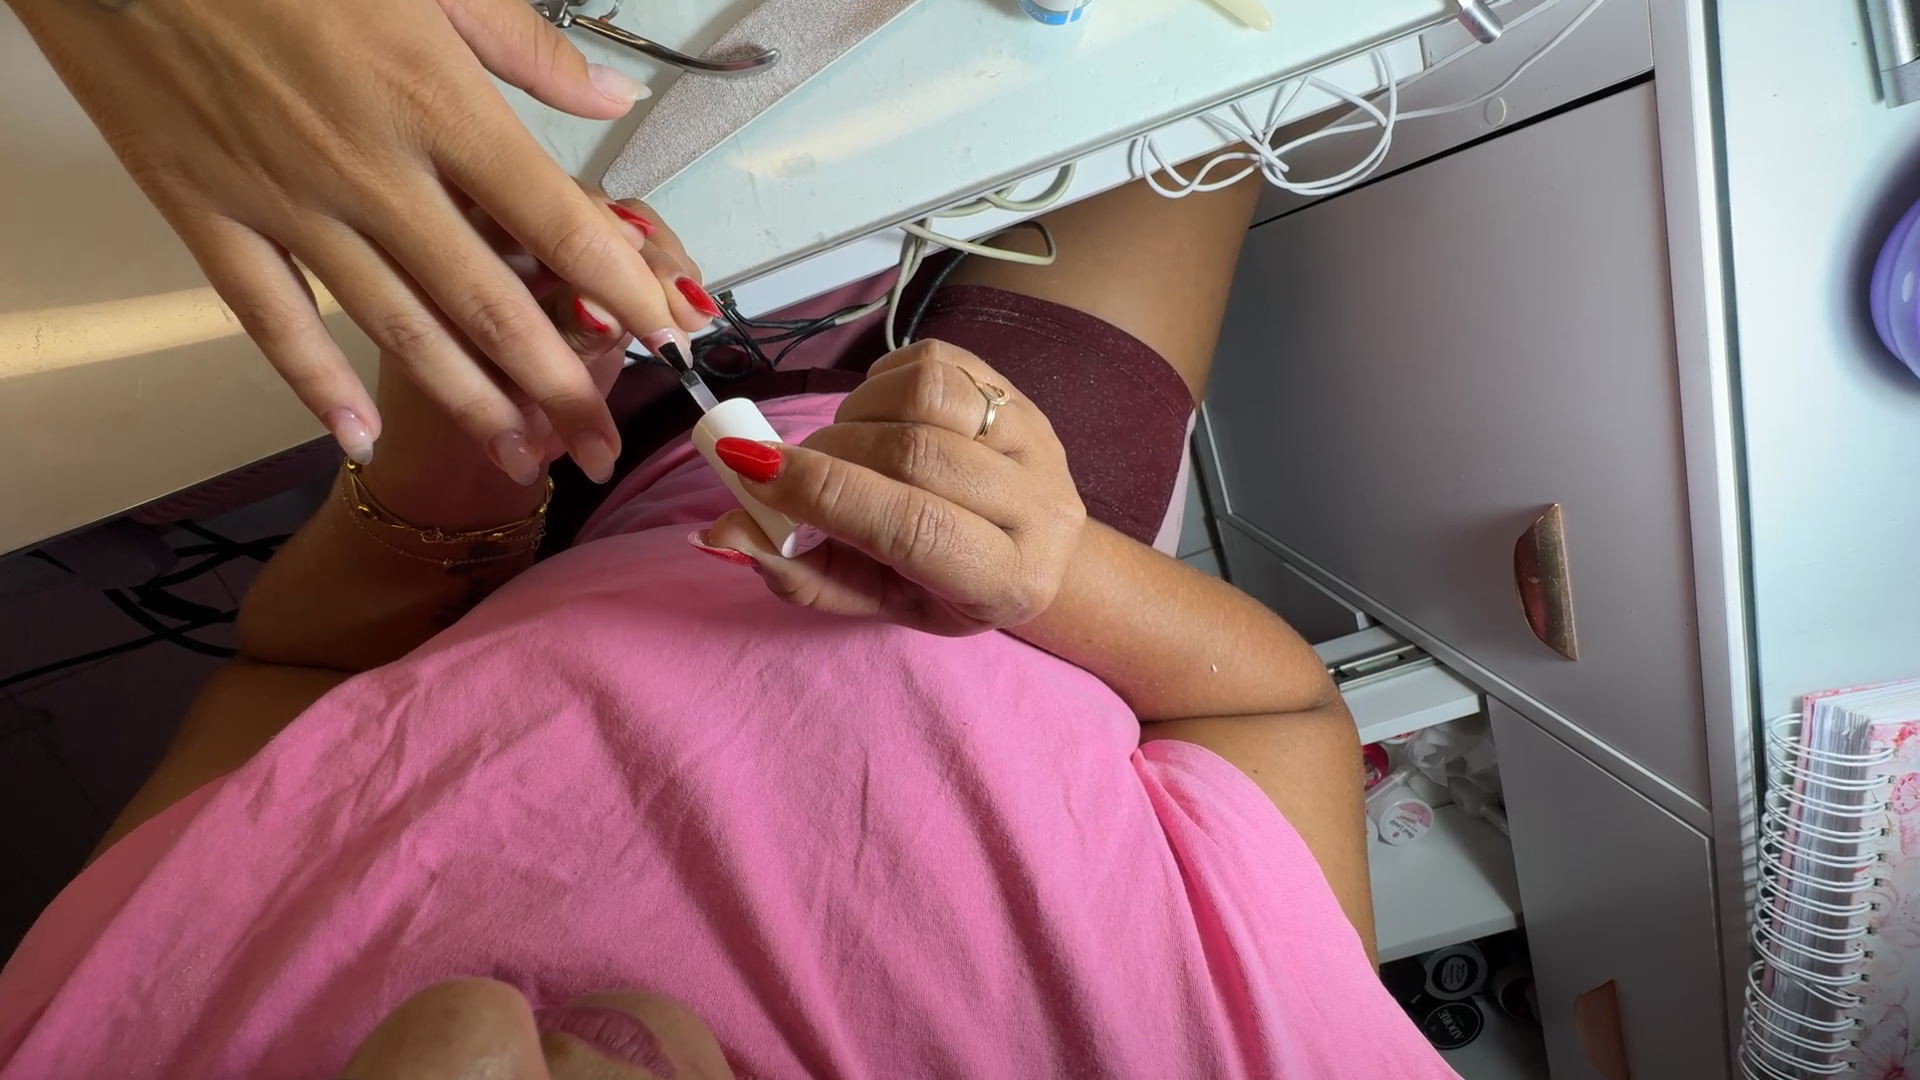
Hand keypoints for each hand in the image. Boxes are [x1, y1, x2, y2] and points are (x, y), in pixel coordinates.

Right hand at [10, 0, 714, 481]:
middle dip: (560, 390)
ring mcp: (284, 198)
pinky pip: (267, 314)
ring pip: (400, 329)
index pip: (562, 228)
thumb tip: (617, 103)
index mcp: (439, 106)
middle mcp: (374, 172)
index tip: (672, 346)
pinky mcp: (198, 204)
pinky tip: (362, 439)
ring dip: (469, 405)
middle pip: (493, 309)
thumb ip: (528, 48)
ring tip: (521, 461)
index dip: (627, 294)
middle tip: (601, 452)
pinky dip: (313, 382)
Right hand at [702, 342, 1087, 635]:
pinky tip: (881, 416)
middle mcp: (1037, 507)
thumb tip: (724, 533)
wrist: (1037, 552)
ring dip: (858, 413)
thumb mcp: (882, 605)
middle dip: (831, 453)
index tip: (749, 469)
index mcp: (1004, 578)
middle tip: (796, 469)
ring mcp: (1036, 441)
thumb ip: (806, 577)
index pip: (913, 527)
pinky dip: (885, 382)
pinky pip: (938, 361)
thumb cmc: (951, 590)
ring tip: (848, 444)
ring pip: (928, 394)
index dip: (825, 493)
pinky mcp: (1020, 395)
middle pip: (914, 454)